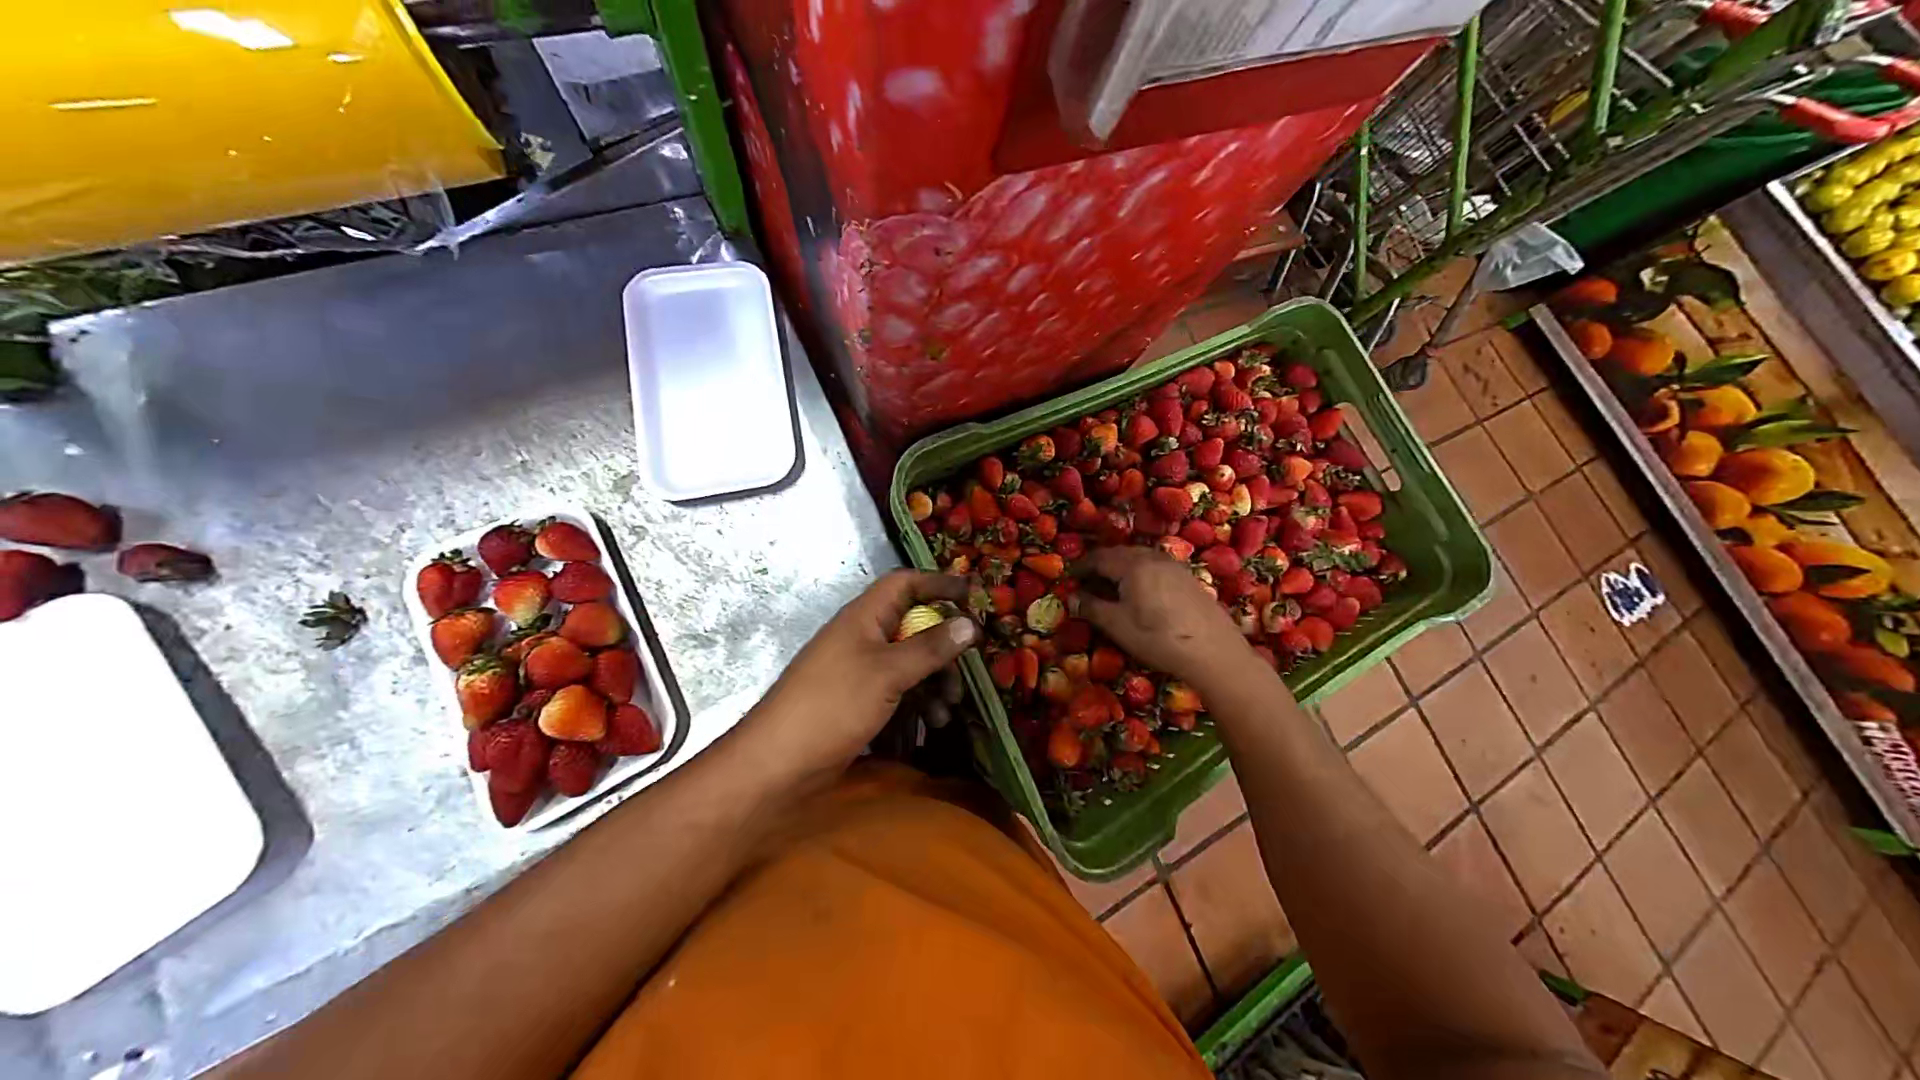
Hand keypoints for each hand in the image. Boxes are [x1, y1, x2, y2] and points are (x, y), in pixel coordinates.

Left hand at [748, 570, 978, 776]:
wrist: (779, 763)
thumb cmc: (833, 705)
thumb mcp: (888, 673)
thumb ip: (931, 647)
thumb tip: (969, 624)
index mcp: (864, 617)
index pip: (906, 583)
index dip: (939, 584)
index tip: (974, 596)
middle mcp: (863, 637)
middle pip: (914, 625)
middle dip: (944, 647)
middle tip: (966, 671)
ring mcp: (860, 670)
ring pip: (909, 662)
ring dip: (934, 680)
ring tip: (947, 709)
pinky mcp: (859, 700)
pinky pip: (898, 689)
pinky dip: (918, 701)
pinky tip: (931, 722)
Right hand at [1073, 547, 1251, 687]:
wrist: (1213, 652)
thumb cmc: (1158, 638)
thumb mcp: (1117, 626)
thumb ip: (1092, 608)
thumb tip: (1073, 598)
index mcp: (1132, 565)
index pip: (1099, 558)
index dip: (1081, 567)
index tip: (1069, 578)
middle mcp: (1153, 558)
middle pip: (1121, 554)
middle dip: (1101, 565)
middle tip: (1087, 581)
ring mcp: (1174, 567)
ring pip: (1140, 559)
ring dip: (1122, 568)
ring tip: (1112, 586)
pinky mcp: (1188, 579)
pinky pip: (1156, 567)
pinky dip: (1140, 574)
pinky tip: (1141, 593)